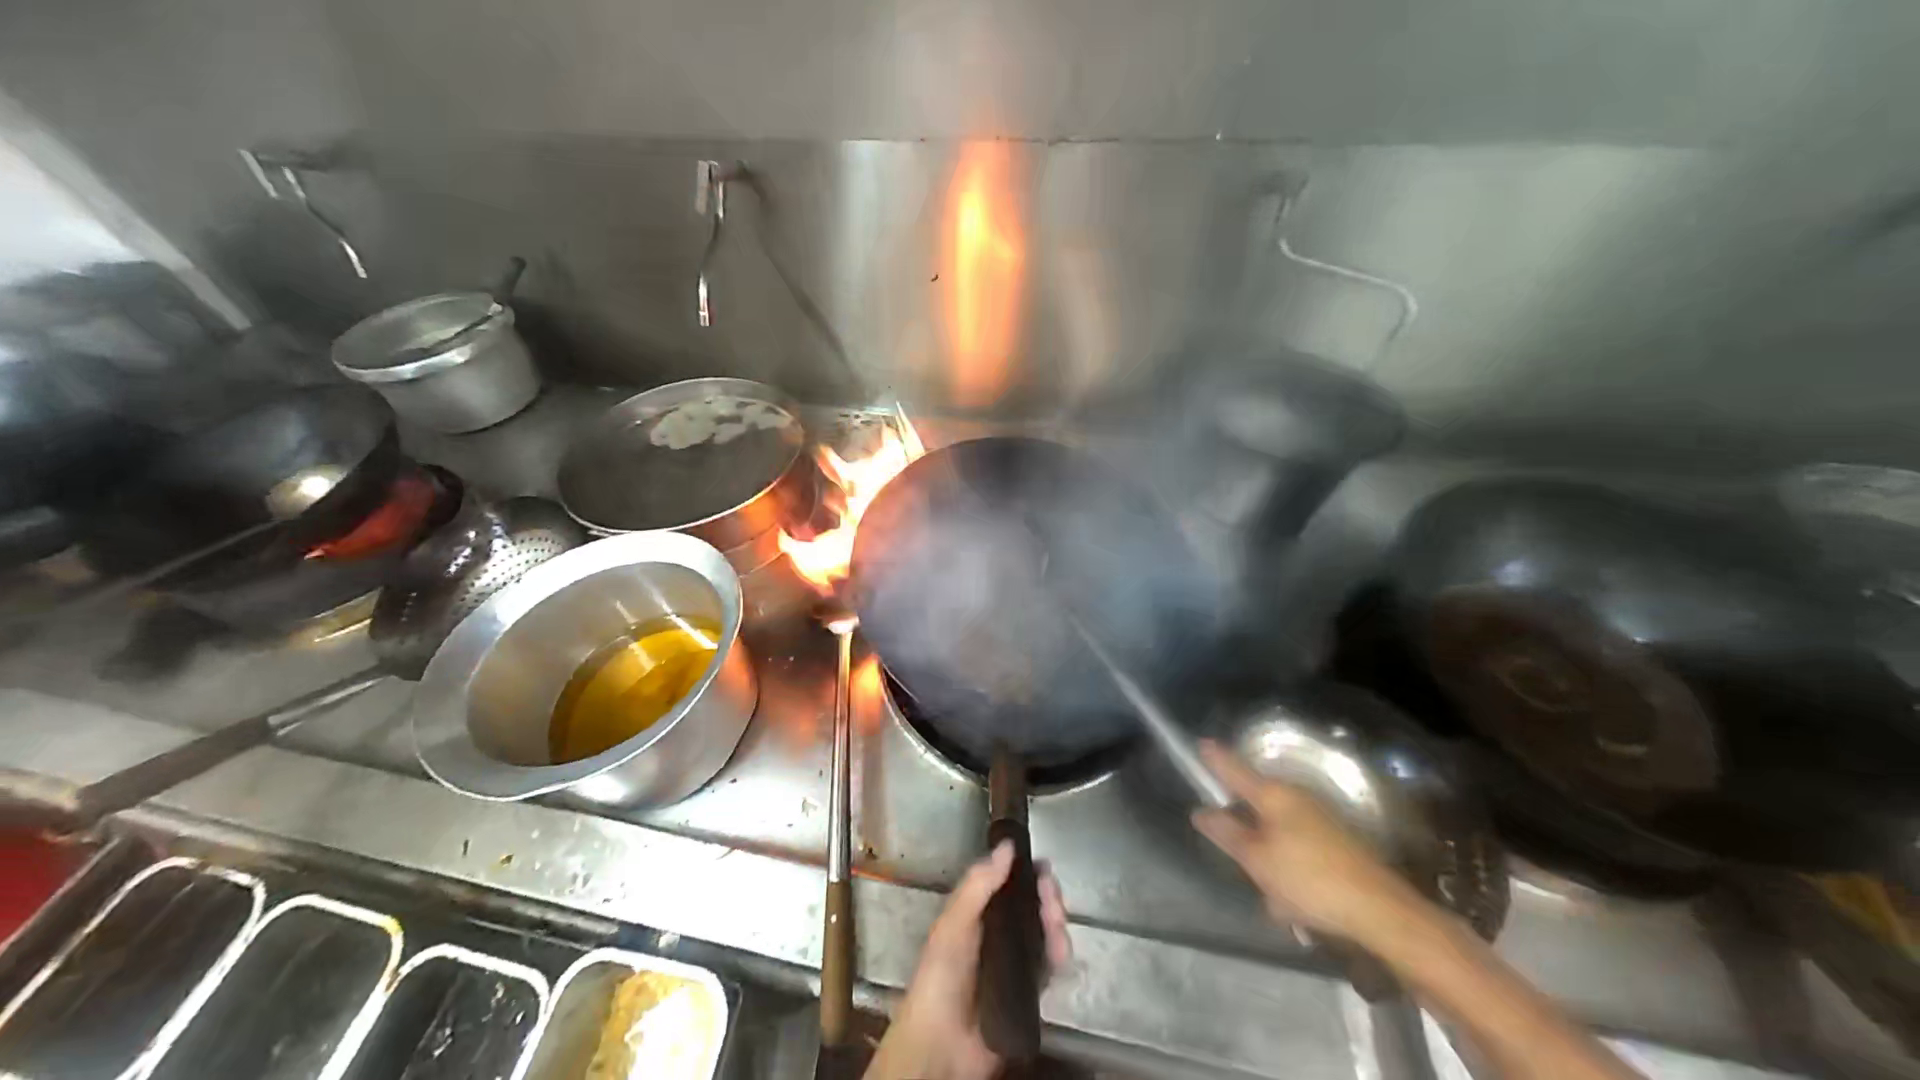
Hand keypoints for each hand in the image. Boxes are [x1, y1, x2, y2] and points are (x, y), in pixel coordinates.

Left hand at [865, 842, 1071, 1079]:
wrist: (943, 1045)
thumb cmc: (942, 976)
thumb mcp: (955, 923)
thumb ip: (978, 885)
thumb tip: (1007, 847)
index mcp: (974, 914)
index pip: (1005, 884)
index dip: (1025, 873)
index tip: (1043, 865)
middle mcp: (995, 935)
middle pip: (1029, 907)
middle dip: (1046, 897)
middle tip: (1053, 895)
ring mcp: (1012, 963)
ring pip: (1043, 933)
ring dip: (1055, 923)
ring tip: (1057, 923)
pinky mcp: (1027, 991)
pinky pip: (1049, 966)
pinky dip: (1058, 954)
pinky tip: (1061, 950)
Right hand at [1191, 740, 1429, 944]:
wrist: (1380, 910)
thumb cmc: (1309, 878)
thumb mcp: (1256, 859)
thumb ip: (1226, 833)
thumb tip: (1201, 811)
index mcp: (1274, 795)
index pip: (1235, 769)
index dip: (1215, 758)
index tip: (1200, 743)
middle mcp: (1297, 798)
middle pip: (1256, 800)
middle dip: (1241, 823)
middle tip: (1229, 846)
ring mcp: (1320, 819)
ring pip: (1276, 831)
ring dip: (1266, 855)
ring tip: (1268, 894)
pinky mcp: (1336, 842)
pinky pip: (1296, 849)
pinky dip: (1287, 868)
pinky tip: (1291, 902)